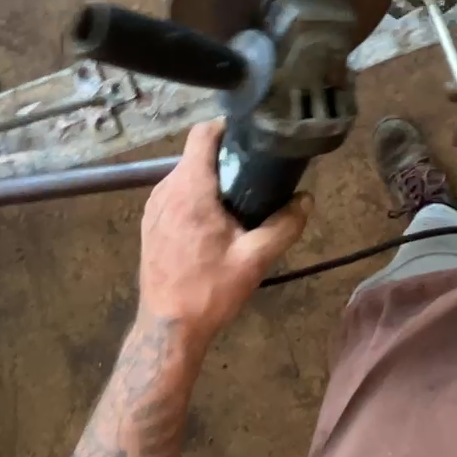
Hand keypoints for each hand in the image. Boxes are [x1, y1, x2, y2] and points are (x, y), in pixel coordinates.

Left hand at [139, 118, 310, 343]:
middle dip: (224, 156)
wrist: (167, 330)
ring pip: (184, 173)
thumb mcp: (255, 260)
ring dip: (209, 177)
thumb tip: (306, 200)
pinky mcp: (150, 223)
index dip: (226, 126)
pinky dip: (194, 194)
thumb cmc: (210, 291)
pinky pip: (175, 193)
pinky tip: (214, 220)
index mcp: (190, 189)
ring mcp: (153, 206)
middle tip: (255, 172)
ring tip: (238, 197)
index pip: (201, 134)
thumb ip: (284, 225)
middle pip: (195, 154)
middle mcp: (166, 190)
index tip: (250, 134)